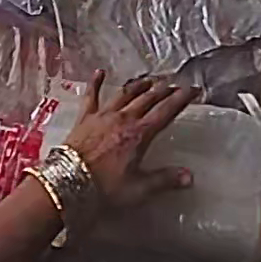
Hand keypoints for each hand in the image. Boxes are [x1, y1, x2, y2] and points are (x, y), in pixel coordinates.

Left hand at [64, 71, 198, 209]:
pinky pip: (92, 95)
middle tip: (175, 84)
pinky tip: (99, 72)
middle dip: (164, 90)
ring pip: (125, 94)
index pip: (166, 111)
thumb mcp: (139, 189)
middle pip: (148, 99)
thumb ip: (164, 180)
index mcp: (140, 134)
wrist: (67, 183)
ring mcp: (104, 115)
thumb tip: (190, 177)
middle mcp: (124, 118)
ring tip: (149, 80)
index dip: (181, 99)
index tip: (193, 89)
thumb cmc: (104, 188)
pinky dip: (96, 83)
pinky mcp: (85, 117)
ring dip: (139, 86)